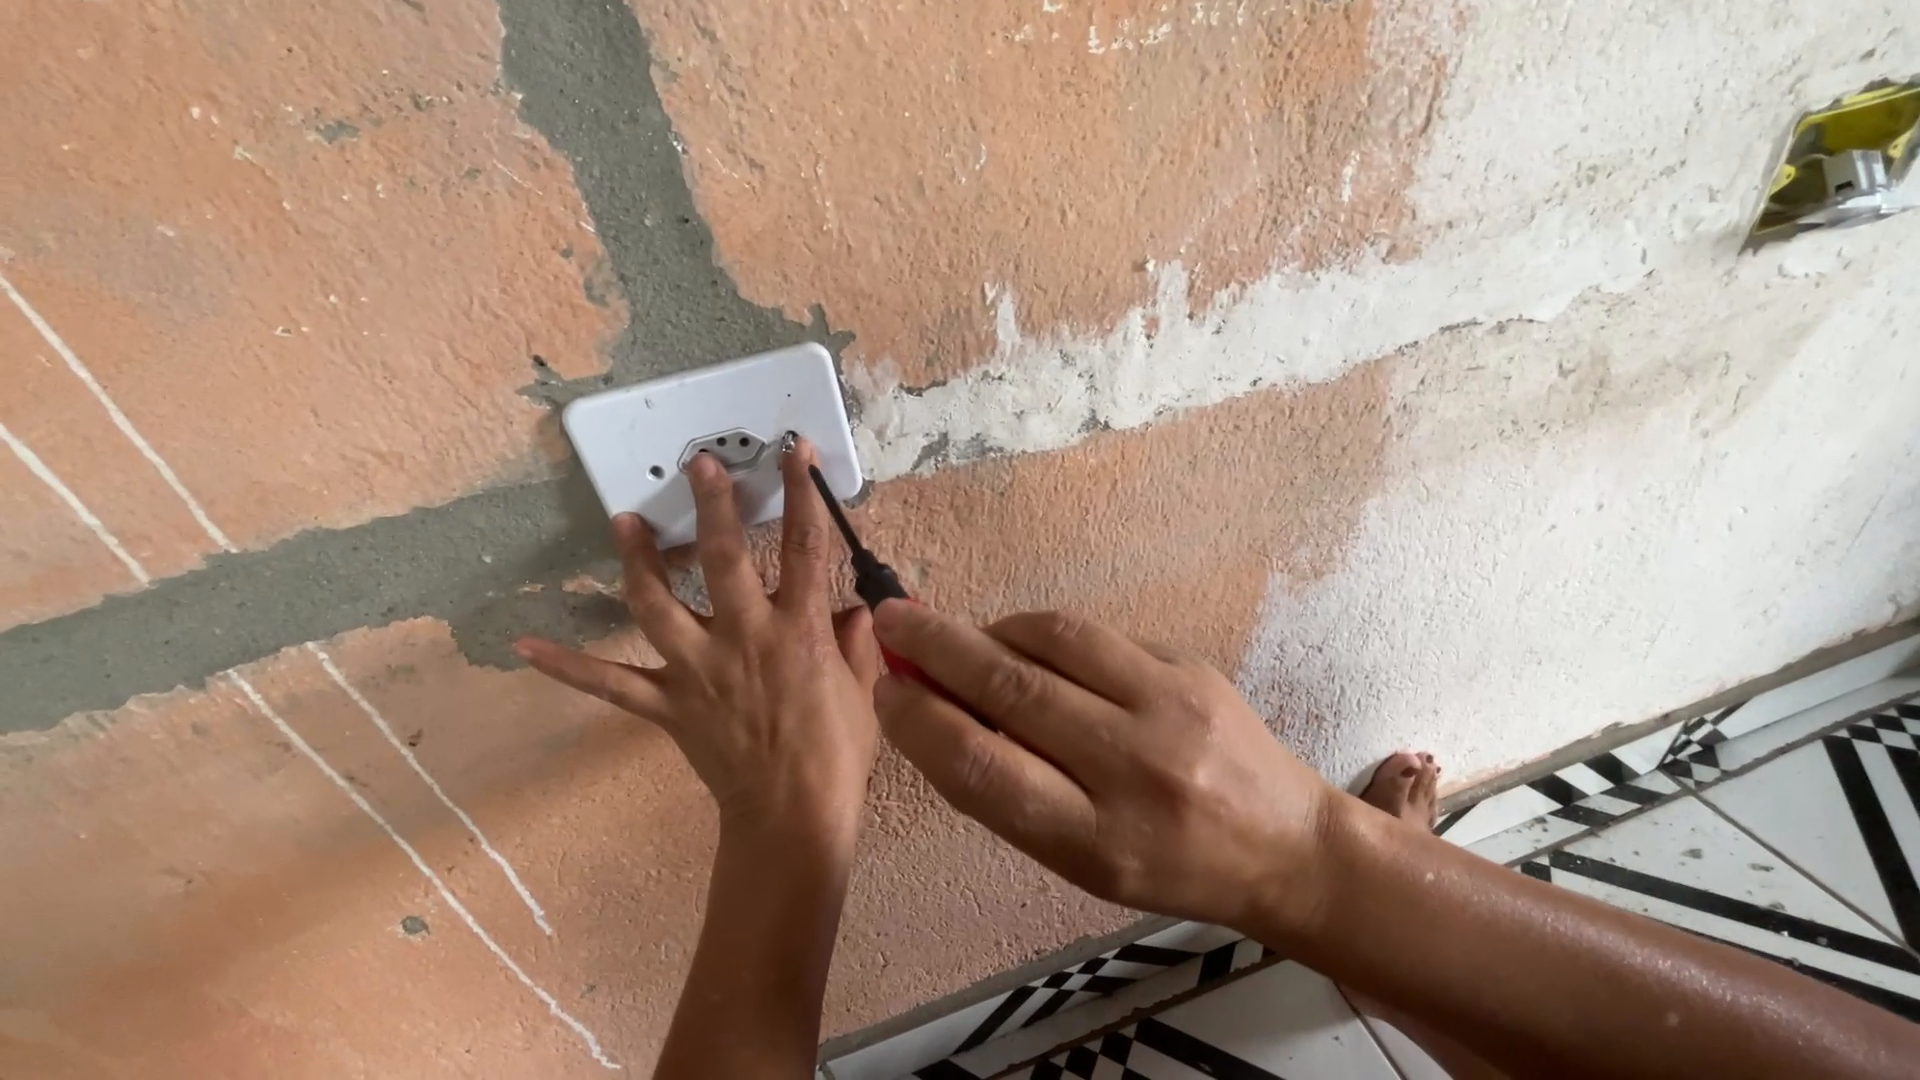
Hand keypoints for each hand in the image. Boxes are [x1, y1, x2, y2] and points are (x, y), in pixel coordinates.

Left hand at [515, 439, 882, 843]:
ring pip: (656, 606)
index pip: (805, 547)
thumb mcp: (863, 690)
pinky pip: (610, 683)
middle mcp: (746, 638)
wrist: (793, 817)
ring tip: (624, 520)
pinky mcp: (667, 704)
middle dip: (712, 507)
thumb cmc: (837, 753)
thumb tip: (853, 609)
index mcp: (800, 631)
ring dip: (637, 561)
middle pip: (723, 560)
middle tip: (698, 465)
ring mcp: (699, 670)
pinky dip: (567, 665)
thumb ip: (857, 641)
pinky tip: (524, 646)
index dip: (803, 493)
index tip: (796, 451)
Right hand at [871, 602, 1335, 935]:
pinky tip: (1024, 643)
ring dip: (990, 631)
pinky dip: (1040, 632)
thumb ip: (1011, 791)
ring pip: (1053, 640)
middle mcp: (1135, 768)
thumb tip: (940, 711)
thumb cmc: (1167, 868)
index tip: (884, 689)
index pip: (987, 770)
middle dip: (938, 648)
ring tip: (960, 638)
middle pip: (1012, 690)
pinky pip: (1093, 633)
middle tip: (892, 620)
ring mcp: (1170, 705)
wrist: (1285, 842)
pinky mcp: (1190, 663)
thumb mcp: (1081, 861)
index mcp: (1099, 842)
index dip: (922, 723)